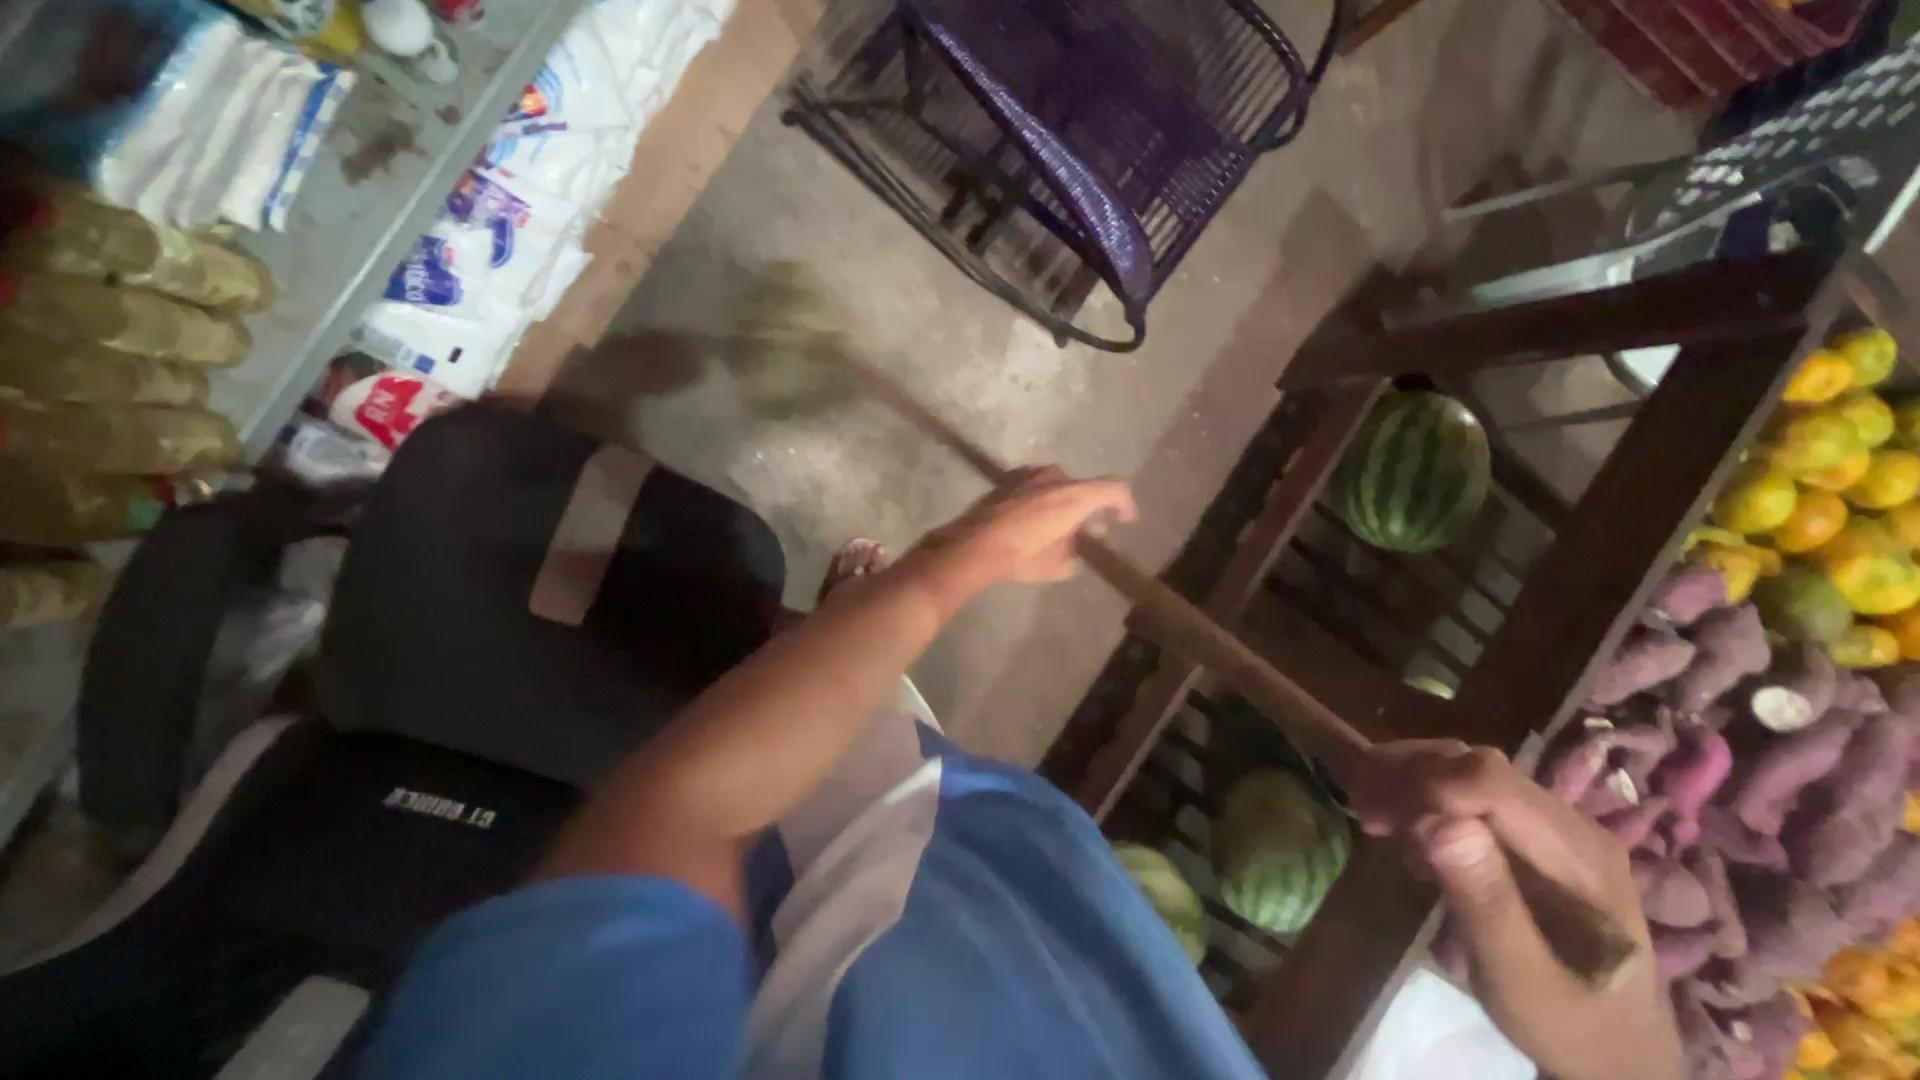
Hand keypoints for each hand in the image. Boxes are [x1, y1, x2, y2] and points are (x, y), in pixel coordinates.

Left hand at [905, 465, 1135, 604]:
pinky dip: (1041, 499)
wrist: (974, 546)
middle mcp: (1056, 476)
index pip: (1114, 488)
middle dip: (1088, 508)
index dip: (1125, 504)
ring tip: (1057, 526)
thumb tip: (1075, 547)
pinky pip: (1035, 485)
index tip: (1126, 519)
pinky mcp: (1008, 478)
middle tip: (1085, 531)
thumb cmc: (1022, 556)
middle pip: (1083, 488)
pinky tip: (1031, 520)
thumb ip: (1075, 551)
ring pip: (1058, 485)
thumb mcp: (1058, 565)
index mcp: (1075, 495)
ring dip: (1063, 502)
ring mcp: (1029, 474)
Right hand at [1348, 740, 1684, 1079]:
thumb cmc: (1570, 1026)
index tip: (1373, 821)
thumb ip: (1486, 902)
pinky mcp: (1539, 837)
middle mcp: (1573, 825)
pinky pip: (1474, 791)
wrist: (1623, 1058)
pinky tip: (1405, 826)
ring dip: (1411, 779)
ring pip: (1470, 768)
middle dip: (1408, 776)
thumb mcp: (1523, 981)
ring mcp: (1557, 827)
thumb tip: (1438, 822)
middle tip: (1361, 811)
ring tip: (1371, 812)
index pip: (1489, 781)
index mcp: (1578, 856)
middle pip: (1476, 765)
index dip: (1422, 786)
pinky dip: (1426, 793)